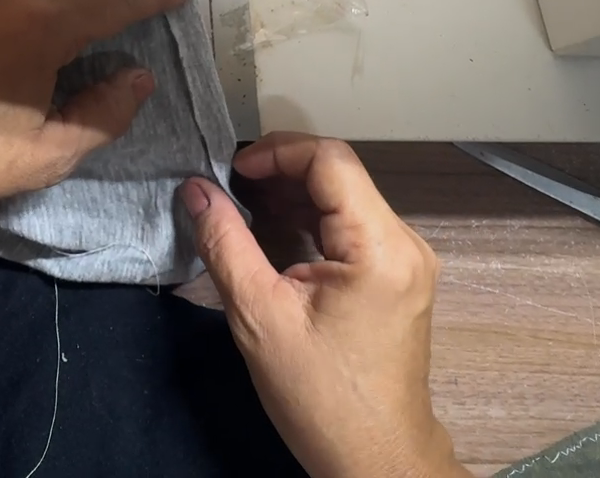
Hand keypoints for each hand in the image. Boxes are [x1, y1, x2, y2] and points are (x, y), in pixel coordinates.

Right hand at [180, 134, 465, 477]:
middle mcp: (403, 242)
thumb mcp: (259, 315)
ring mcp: (404, 257)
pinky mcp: (395, 273)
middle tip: (229, 187)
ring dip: (291, 191)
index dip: (276, 152)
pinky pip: (349, 222)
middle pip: (338, 173)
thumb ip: (225, 242)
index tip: (233, 170)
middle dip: (279, 170)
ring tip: (242, 205)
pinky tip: (271, 228)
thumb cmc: (320, 395)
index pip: (330, 160)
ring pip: (342, 194)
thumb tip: (195, 188)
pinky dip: (308, 215)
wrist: (376, 463)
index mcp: (380, 247)